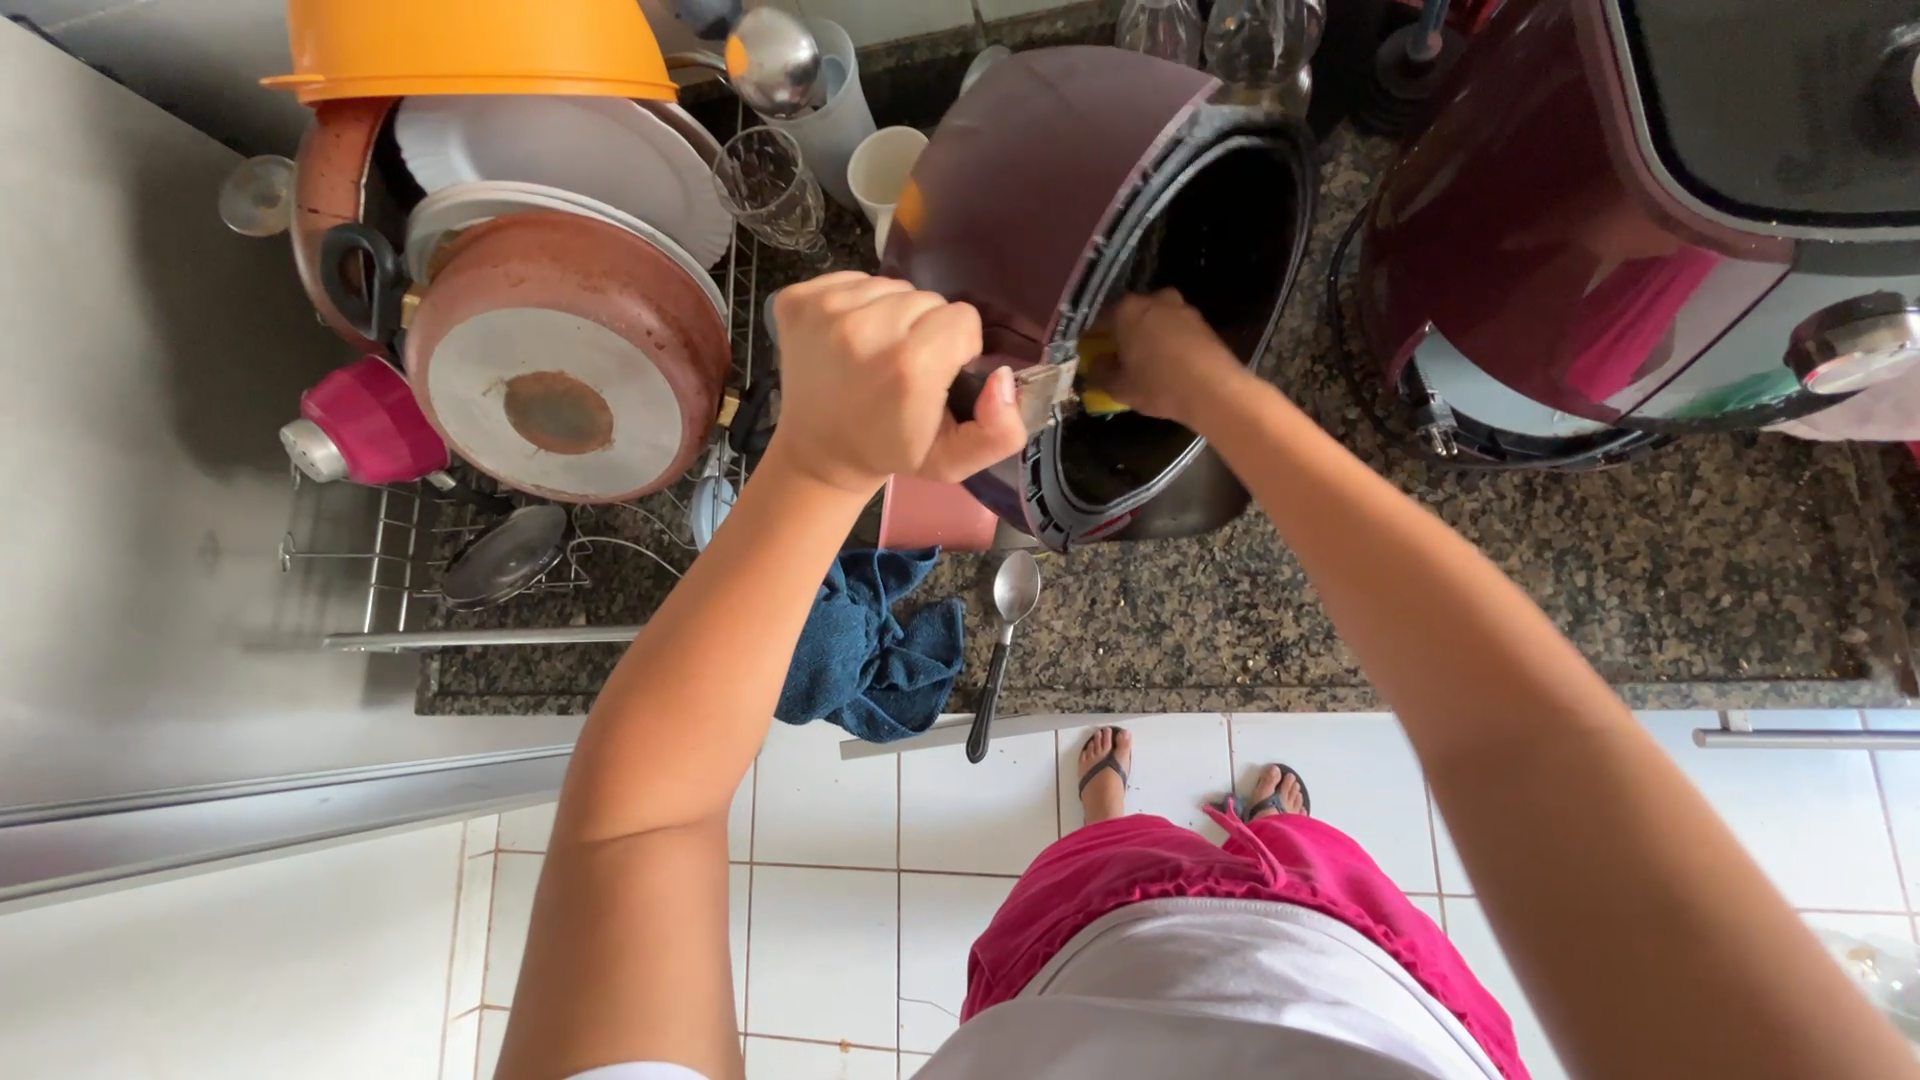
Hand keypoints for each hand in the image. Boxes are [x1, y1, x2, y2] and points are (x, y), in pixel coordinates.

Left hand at [766, 272, 1028, 493]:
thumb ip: (1000, 431)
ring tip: (878, 355)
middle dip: (926, 329)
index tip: (939, 374)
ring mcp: (825, 311)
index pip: (962, 318)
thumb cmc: (892, 451)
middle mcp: (863, 330)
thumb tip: (1003, 377)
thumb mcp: (955, 460)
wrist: (819, 452)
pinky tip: (851, 342)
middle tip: (906, 368)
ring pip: (891, 286)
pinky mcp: (797, 299)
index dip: (958, 347)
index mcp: (909, 367)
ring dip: (893, 315)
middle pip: (926, 298)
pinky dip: (860, 305)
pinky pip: (854, 280)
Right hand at [1089, 289, 1250, 427]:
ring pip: (1154, 320)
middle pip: (1130, 315)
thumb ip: (1100, 373)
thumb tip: (1095, 365)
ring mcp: (1181, 308)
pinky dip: (1166, 341)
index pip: (1100, 319)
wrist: (1214, 390)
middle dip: (1121, 333)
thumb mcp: (1119, 387)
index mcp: (1127, 310)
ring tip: (1144, 361)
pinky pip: (1174, 329)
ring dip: (1146, 335)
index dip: (1091, 337)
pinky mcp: (1201, 322)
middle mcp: (1154, 299)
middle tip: (1117, 356)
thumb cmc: (1158, 385)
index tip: (1088, 351)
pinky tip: (1166, 362)